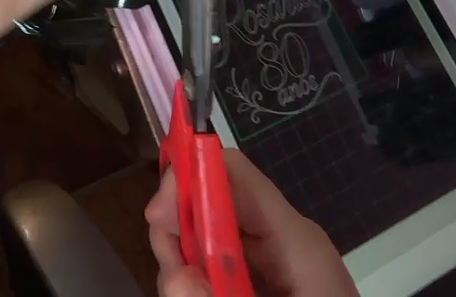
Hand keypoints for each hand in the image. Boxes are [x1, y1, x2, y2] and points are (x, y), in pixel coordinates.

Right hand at [146, 149, 357, 296]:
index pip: (234, 172)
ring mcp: (272, 268)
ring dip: (182, 267)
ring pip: (204, 238)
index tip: (158, 218)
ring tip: (185, 294)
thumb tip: (176, 276)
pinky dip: (196, 284)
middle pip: (210, 202)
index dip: (189, 178)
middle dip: (178, 232)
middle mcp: (282, 243)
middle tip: (171, 278)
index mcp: (297, 243)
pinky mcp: (263, 288)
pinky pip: (214, 269)